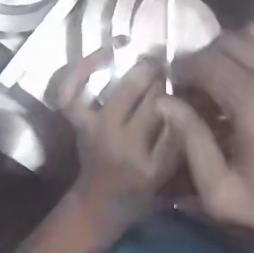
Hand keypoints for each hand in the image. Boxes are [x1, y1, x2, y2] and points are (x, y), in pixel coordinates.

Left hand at [55, 45, 180, 235]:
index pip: (159, 108)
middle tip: (163, 63)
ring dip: (125, 67)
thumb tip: (183, 100)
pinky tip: (101, 54)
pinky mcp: (75, 121)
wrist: (99, 202)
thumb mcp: (164, 171)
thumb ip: (175, 138)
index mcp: (137, 152)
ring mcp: (89, 126)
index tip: (181, 77)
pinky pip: (70, 91)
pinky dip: (81, 70)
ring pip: (109, 89)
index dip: (171, 88)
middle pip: (135, 92)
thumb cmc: (138, 190)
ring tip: (138, 50)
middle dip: (152, 73)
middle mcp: (111, 135)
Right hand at [162, 27, 253, 252]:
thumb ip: (192, 144)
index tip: (176, 83)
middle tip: (198, 82)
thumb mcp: (225, 194)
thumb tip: (167, 103)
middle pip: (228, 42)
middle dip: (205, 57)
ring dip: (232, 48)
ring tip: (226, 74)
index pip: (206, 63)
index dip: (183, 68)